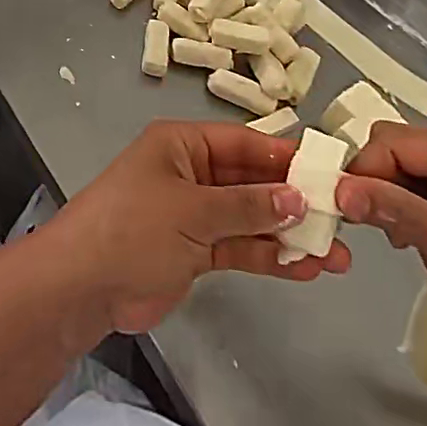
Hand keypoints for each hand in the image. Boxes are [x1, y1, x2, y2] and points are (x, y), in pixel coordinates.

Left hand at [39, 121, 350, 335]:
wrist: (84, 283)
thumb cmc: (133, 227)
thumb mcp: (192, 210)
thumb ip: (247, 205)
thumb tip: (297, 198)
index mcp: (180, 145)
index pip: (241, 142)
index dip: (284, 156)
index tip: (329, 171)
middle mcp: (189, 173)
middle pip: (249, 180)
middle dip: (292, 200)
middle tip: (342, 217)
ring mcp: (192, 213)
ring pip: (248, 217)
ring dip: (288, 233)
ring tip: (337, 252)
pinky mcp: (193, 250)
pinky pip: (238, 247)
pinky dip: (267, 255)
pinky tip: (304, 268)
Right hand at [336, 125, 426, 425]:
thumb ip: (403, 214)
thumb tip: (338, 188)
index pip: (394, 141)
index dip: (363, 170)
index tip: (343, 211)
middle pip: (402, 153)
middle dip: (379, 188)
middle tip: (382, 235)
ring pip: (414, 177)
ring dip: (400, 208)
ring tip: (413, 250)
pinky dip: (421, 222)